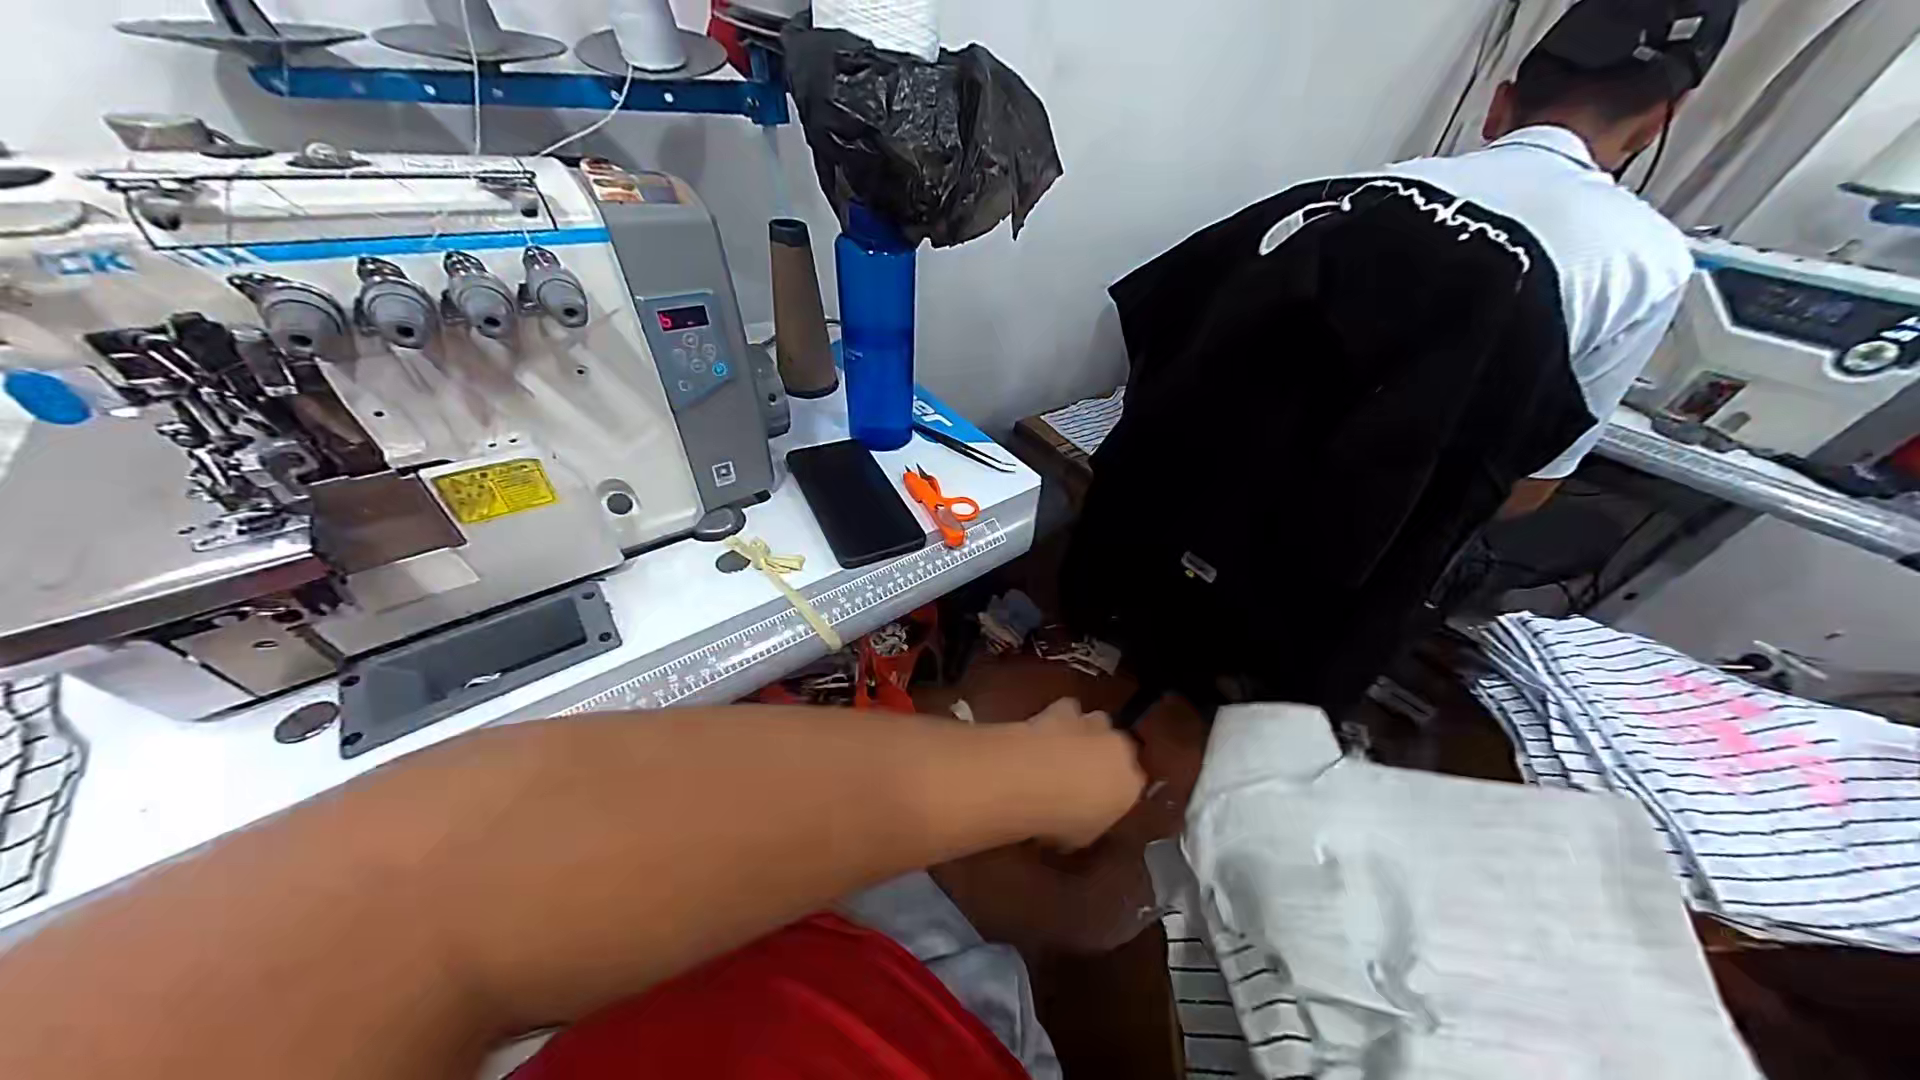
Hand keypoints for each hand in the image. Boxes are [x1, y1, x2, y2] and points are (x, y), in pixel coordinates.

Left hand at [1019, 698, 1146, 848]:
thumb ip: (1089, 821)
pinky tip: (1042, 731)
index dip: (1112, 789)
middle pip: (1117, 747)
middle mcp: (1119, 749)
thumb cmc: (1062, 818)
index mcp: (1131, 785)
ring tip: (1061, 749)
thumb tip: (1078, 819)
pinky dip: (1058, 718)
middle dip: (1102, 755)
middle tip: (1078, 773)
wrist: (1034, 778)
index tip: (1096, 798)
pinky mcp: (1063, 708)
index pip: (1131, 784)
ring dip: (1084, 732)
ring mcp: (1092, 724)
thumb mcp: (1081, 835)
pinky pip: (1067, 709)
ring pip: (1097, 722)